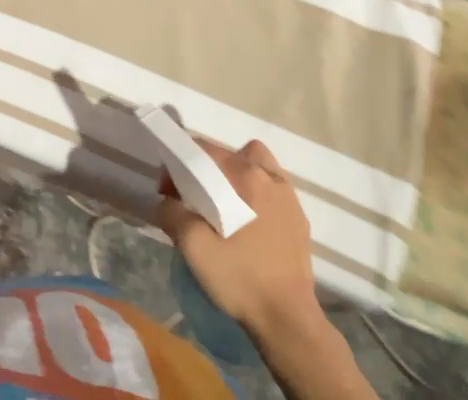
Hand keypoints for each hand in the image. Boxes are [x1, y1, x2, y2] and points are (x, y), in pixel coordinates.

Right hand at [156, 139, 320, 329]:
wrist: (287, 318)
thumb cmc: (240, 277)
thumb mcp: (193, 245)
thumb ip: (172, 212)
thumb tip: (167, 201)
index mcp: (246, 176)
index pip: (205, 149)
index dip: (180, 163)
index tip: (169, 191)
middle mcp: (272, 178)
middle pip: (232, 155)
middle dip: (207, 169)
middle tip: (194, 199)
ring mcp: (290, 199)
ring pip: (258, 167)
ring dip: (237, 177)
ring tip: (223, 207)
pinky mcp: (299, 220)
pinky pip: (272, 191)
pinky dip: (255, 195)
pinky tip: (246, 225)